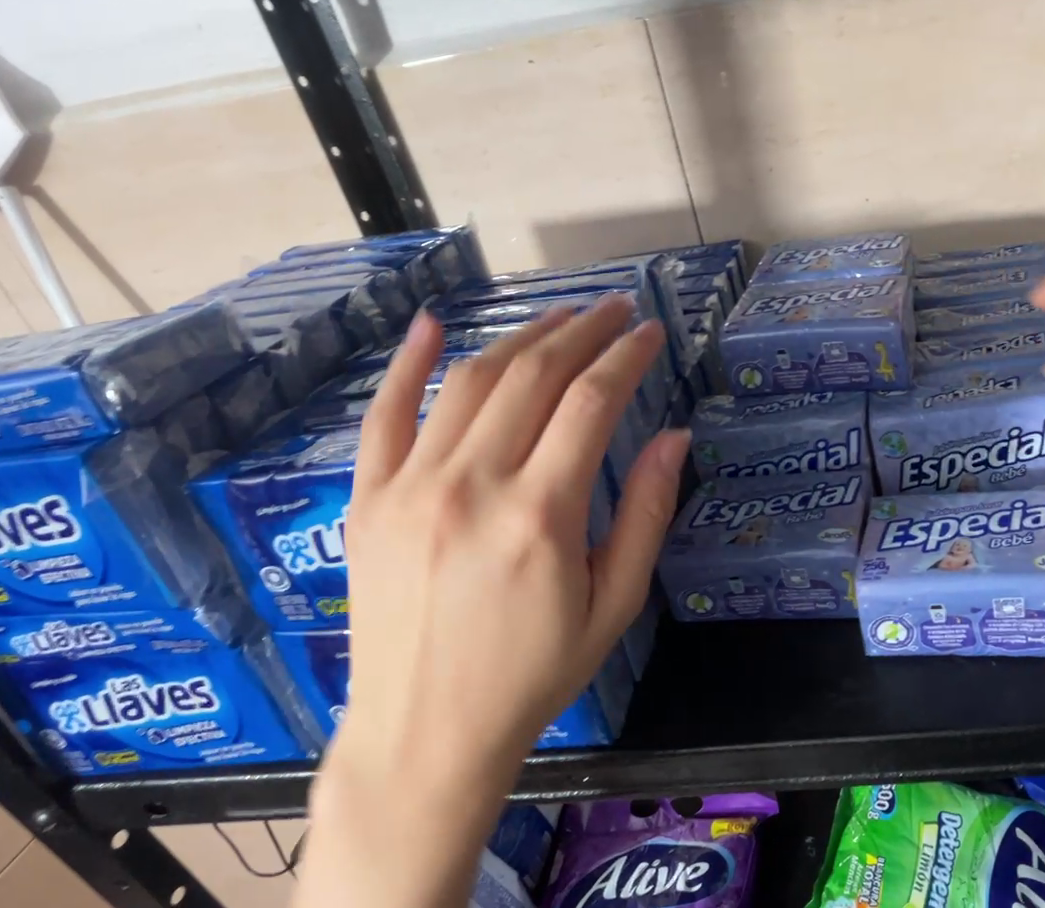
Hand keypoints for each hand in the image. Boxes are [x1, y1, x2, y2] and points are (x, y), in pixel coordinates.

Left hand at [298, 297, 687, 907]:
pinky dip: (408, 363)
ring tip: (561, 316)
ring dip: (523, 336)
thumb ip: (646, 513)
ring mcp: (411, 487)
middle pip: (535, 375)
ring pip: (471, 381)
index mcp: (541, 515)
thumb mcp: (614, 605)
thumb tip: (676, 435)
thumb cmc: (534, 674)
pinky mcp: (368, 499)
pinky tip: (434, 324)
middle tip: (618, 309)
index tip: (653, 332)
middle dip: (584, 330)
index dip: (629, 355)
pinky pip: (384, 415)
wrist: (425, 735)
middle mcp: (473, 485)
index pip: (593, 401)